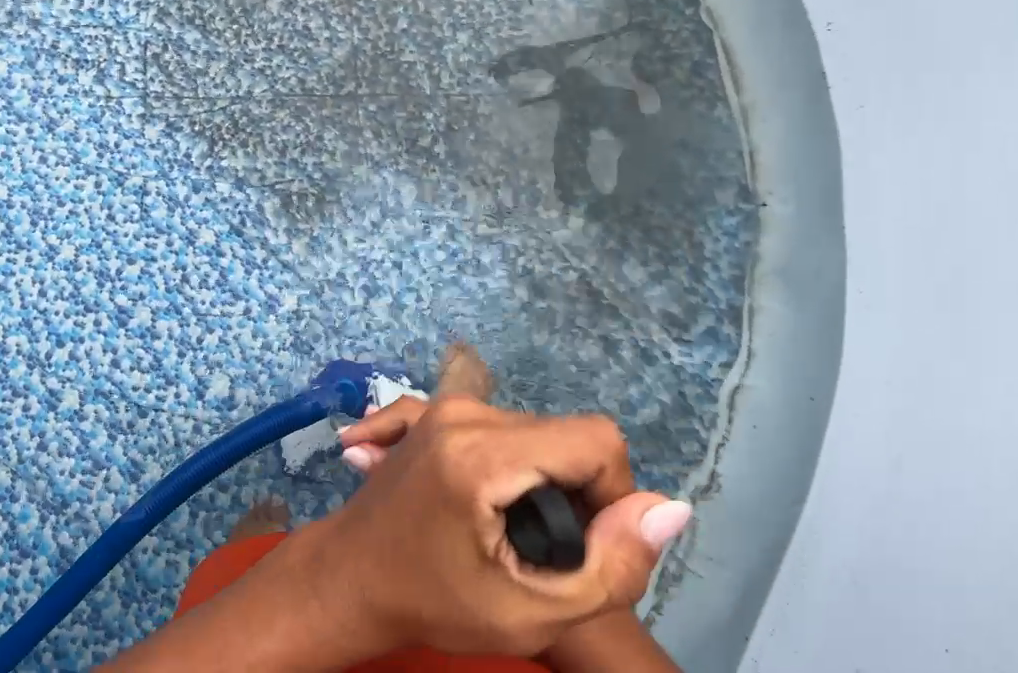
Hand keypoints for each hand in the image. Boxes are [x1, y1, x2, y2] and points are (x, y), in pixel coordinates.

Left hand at [312, 395, 689, 658]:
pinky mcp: (432, 411)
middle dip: (578, 494)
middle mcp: (463, 412)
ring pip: (537, 431)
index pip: (597, 440)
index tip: (583, 546)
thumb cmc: (431, 602)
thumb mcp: (530, 612)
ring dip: (545, 480)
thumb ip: (612, 565)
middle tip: (544, 550)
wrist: (346, 577)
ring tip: (514, 532)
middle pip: (566, 436)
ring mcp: (442, 406)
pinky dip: (512, 462)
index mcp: (482, 453)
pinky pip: (500, 425)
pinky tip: (493, 500)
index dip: (613, 498)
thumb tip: (671, 508)